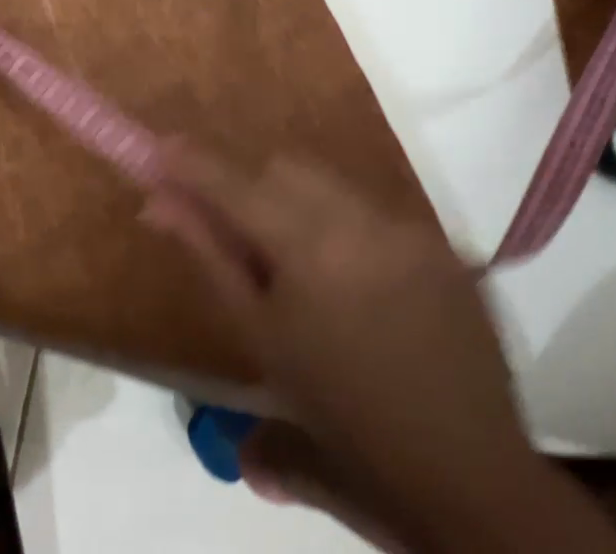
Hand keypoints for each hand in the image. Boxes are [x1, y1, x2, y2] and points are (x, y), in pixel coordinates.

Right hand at [142, 156, 542, 542]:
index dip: (190, 162)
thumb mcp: (256, 332)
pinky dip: (343, 227)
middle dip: (248, 184)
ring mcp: (415, 232)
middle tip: (230, 227)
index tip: (156, 148)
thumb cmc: (335, 405)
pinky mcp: (448, 250)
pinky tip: (347, 281)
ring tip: (292, 262)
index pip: (234, 182)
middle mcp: (367, 222)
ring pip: (333, 185)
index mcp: (311, 247)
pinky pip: (375, 213)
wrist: (458, 466)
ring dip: (296, 203)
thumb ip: (207, 252)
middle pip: (286, 167)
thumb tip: (156, 203)